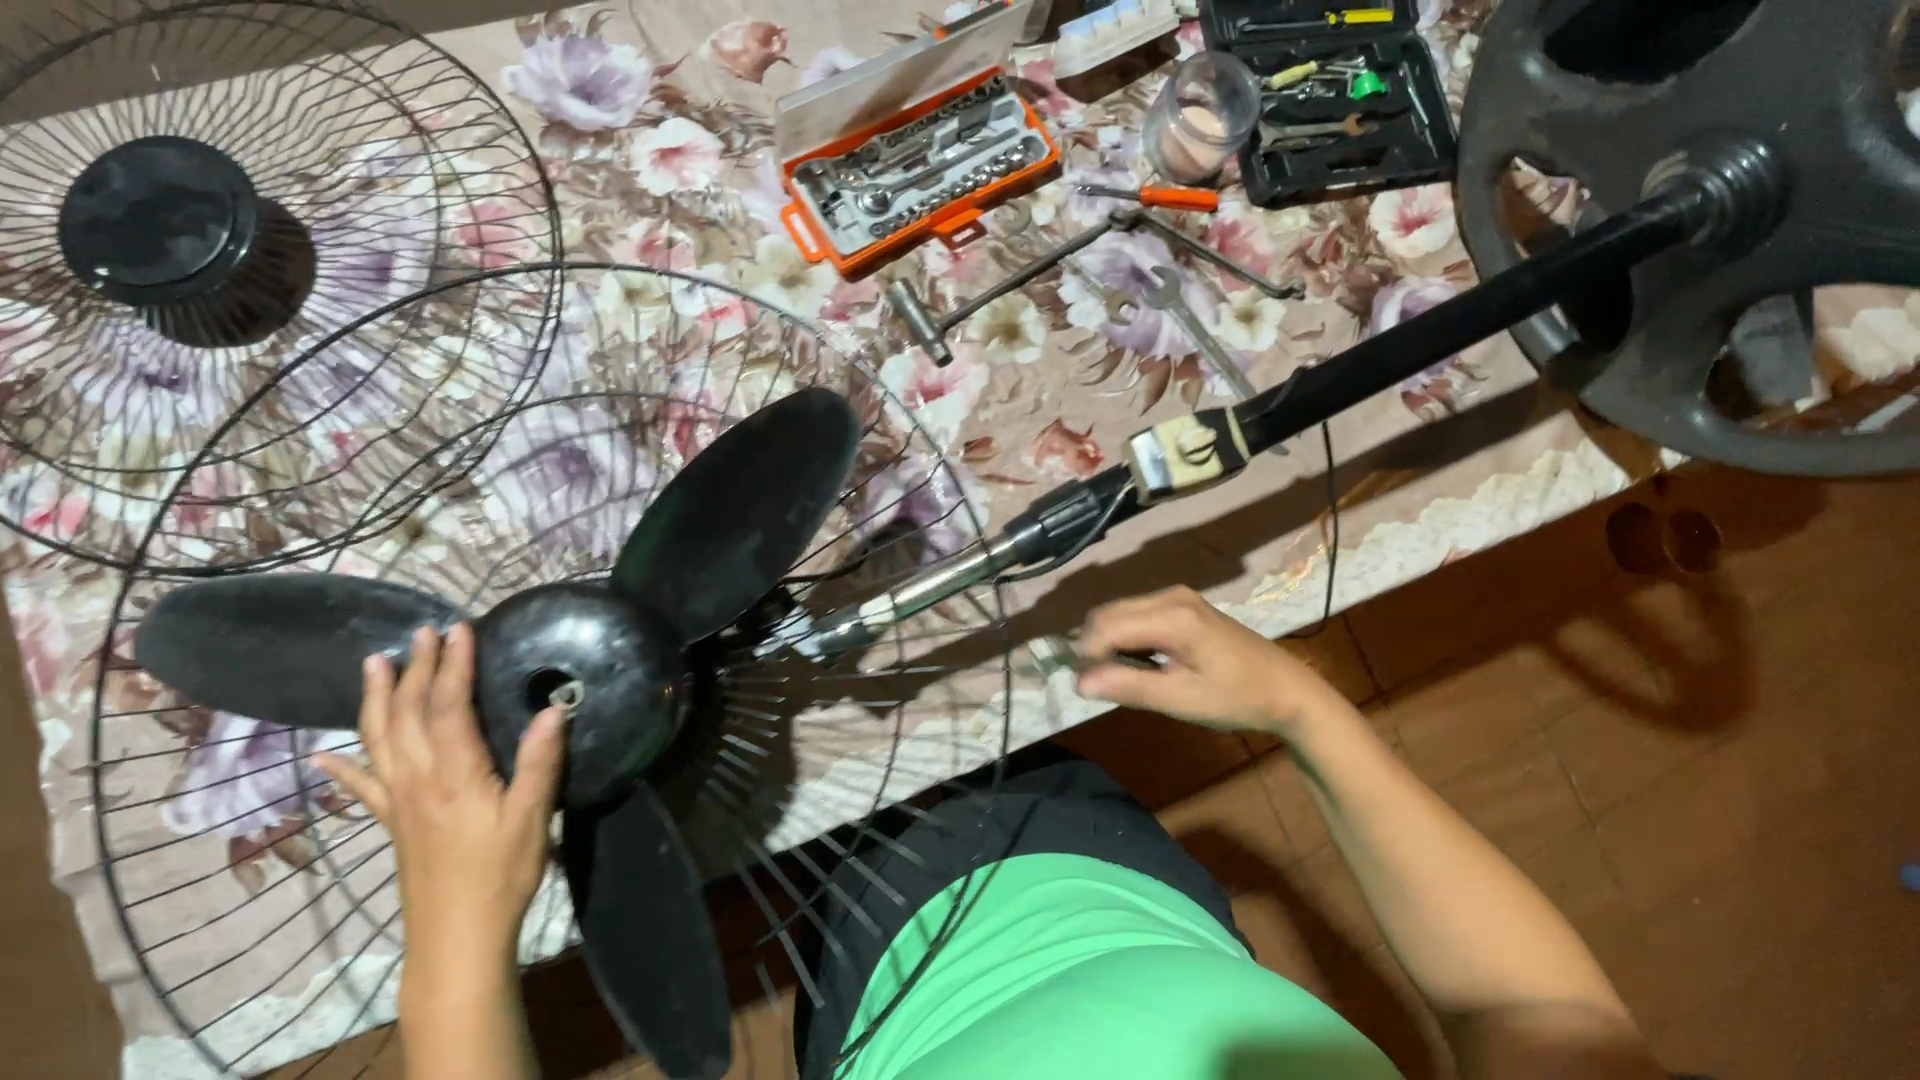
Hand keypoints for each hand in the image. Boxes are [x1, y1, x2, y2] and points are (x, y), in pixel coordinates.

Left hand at [313, 624, 566, 967]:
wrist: (455, 935)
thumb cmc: (501, 873)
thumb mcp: (531, 816)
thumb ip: (538, 761)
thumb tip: (553, 709)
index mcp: (454, 774)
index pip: (448, 706)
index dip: (453, 665)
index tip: (459, 630)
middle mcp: (417, 779)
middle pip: (408, 713)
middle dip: (416, 669)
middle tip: (422, 633)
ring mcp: (398, 801)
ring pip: (378, 739)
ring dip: (376, 698)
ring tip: (373, 664)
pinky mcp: (392, 822)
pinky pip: (361, 786)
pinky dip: (341, 766)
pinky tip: (323, 756)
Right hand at [1076, 586, 1345, 735]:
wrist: (1287, 689)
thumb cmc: (1237, 699)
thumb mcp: (1181, 699)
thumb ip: (1128, 686)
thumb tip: (1078, 682)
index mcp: (1173, 617)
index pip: (1105, 627)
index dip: (1088, 657)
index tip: (1094, 688)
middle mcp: (1170, 596)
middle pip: (1106, 613)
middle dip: (1094, 647)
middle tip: (1106, 685)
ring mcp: (1177, 596)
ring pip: (1117, 612)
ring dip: (1109, 642)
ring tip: (1124, 676)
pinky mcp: (1181, 603)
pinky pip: (1135, 613)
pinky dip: (1125, 636)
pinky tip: (1141, 662)